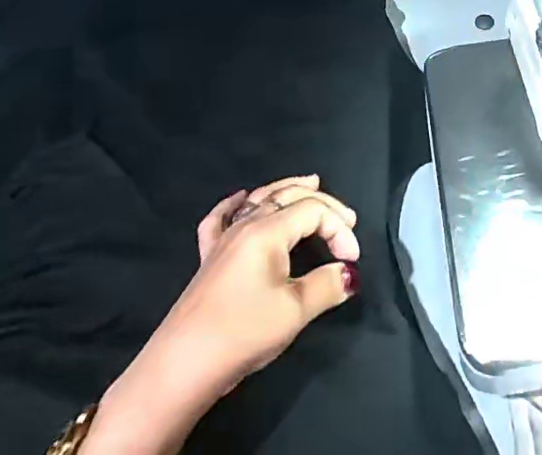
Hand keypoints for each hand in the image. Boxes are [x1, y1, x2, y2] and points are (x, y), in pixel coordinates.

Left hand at [81, 176, 361, 454]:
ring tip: (308, 183)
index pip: (311, 211)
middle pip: (286, 197)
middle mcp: (245, 224)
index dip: (338, 229)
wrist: (188, 358)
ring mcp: (224, 237)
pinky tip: (241, 198)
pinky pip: (222, 217)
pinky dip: (235, 203)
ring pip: (258, 200)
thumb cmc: (244, 330)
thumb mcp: (294, 310)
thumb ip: (326, 286)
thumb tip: (348, 272)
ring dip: (285, 190)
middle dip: (320, 201)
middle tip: (347, 215)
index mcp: (267, 230)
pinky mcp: (209, 254)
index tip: (353, 261)